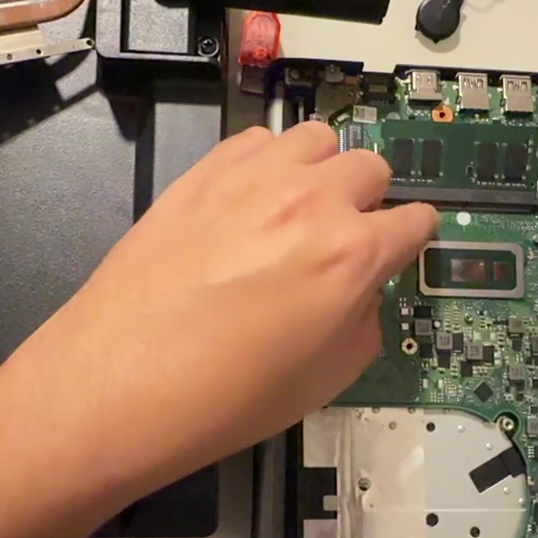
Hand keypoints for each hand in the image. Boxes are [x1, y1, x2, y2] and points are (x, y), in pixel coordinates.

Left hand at [0, 121, 437, 498]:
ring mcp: (253, 179)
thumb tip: (361, 294)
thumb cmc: (223, 397)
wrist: (122, 383)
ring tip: (300, 208)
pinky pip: (258, 141)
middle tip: (346, 235)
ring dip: (322, 170)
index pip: (415, 223)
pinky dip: (270, 163)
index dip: (412, 240)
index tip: (400, 248)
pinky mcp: (203, 173)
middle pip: (372, 168)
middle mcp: (310, 202)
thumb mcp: (326, 381)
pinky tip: (252, 201)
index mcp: (352, 256)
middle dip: (370, 201)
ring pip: (317, 140)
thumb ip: (362, 322)